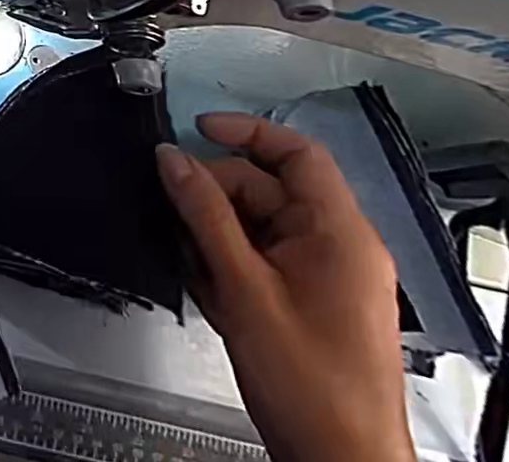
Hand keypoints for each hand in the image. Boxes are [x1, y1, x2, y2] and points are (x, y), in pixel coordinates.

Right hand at [156, 113, 411, 461]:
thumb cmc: (305, 380)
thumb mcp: (242, 288)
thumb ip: (204, 215)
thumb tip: (170, 157)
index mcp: (338, 231)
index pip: (297, 153)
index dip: (246, 131)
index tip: (196, 128)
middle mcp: (338, 244)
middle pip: (267, 191)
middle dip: (216, 199)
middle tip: (174, 217)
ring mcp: (326, 274)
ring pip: (259, 227)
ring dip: (217, 238)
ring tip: (194, 268)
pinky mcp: (312, 300)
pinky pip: (264, 259)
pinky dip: (232, 266)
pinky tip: (211, 292)